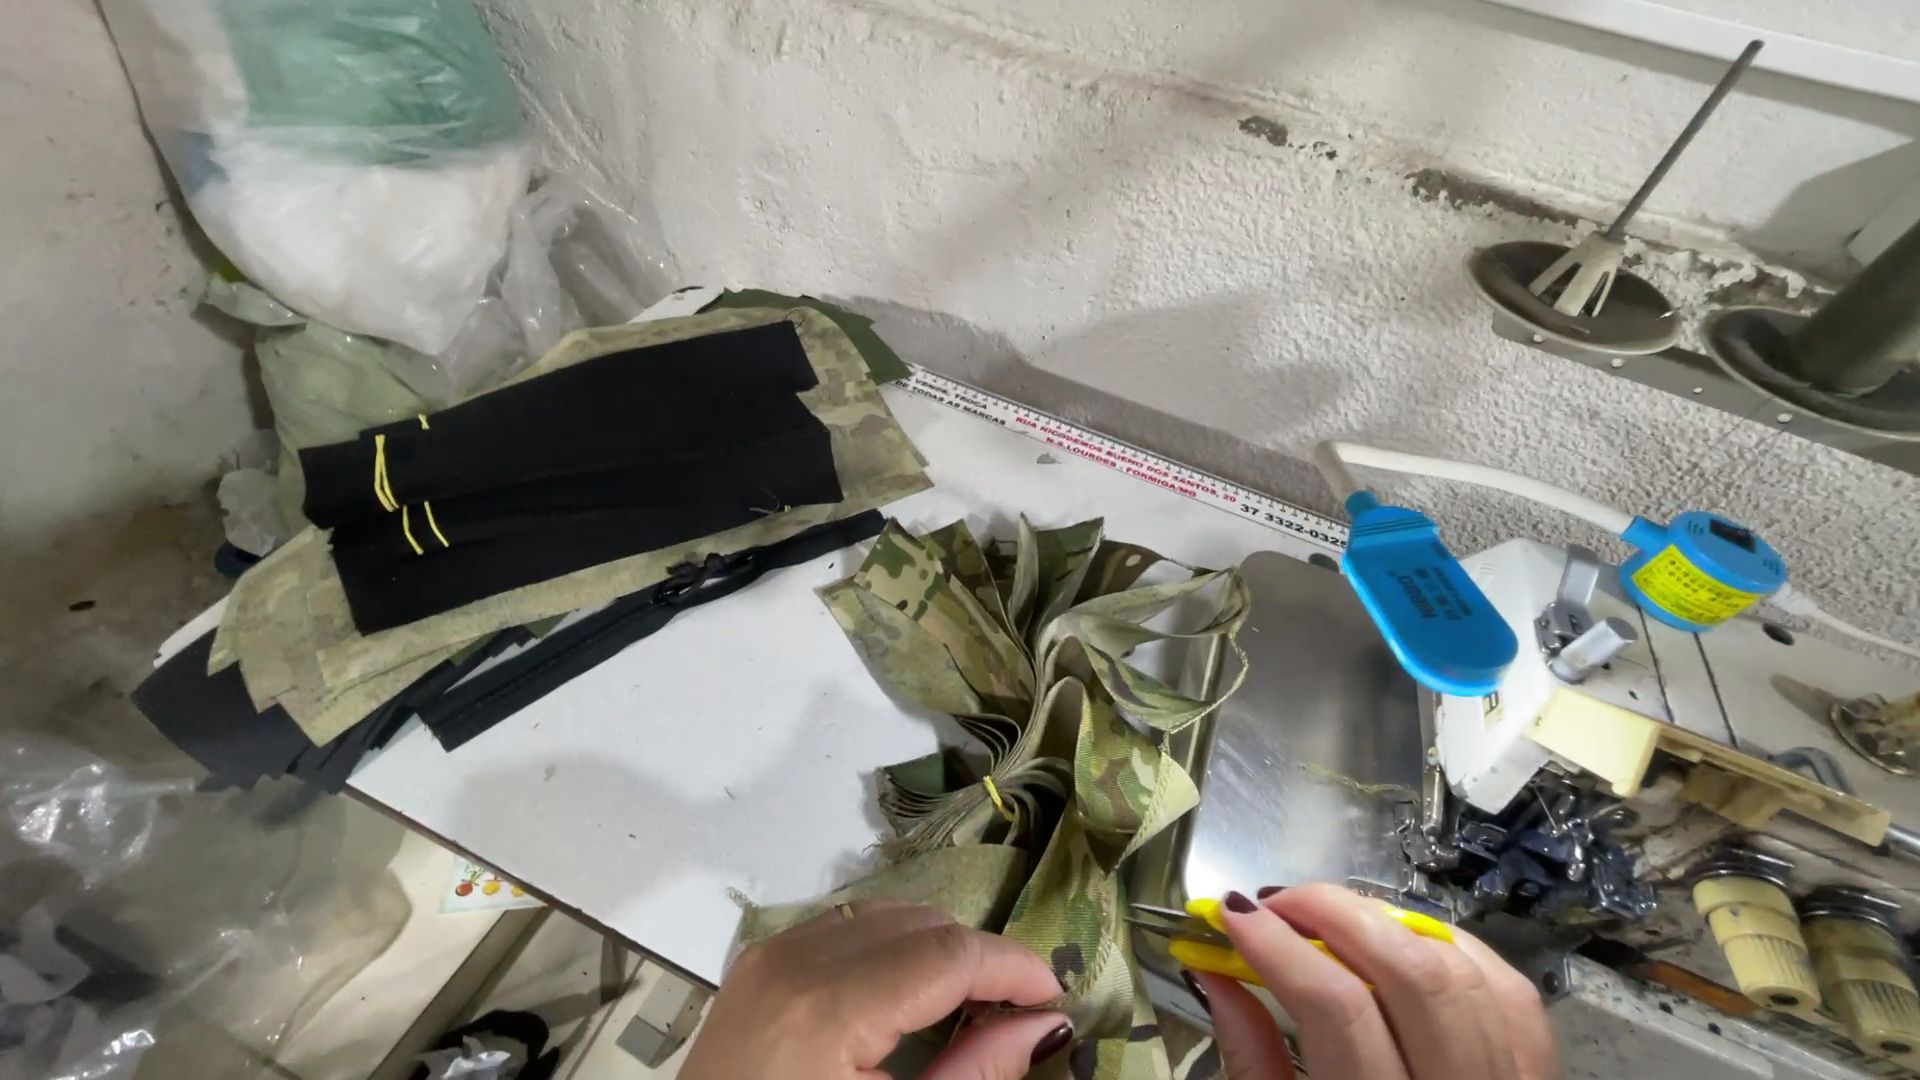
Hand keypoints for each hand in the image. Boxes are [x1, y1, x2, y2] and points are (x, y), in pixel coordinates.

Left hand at [681, 902, 1072, 1079]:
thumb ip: (975, 1075)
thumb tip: (1047, 1024)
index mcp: (825, 1008)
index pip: (944, 954)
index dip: (1010, 967)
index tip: (1055, 994)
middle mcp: (794, 956)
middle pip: (917, 922)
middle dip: (975, 956)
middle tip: (1015, 1008)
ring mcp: (770, 952)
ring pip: (884, 914)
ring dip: (935, 945)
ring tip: (968, 997)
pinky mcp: (758, 960)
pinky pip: (846, 926)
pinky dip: (891, 945)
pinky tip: (907, 989)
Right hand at [1193, 885, 1554, 1079]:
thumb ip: (1249, 1055)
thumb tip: (1213, 968)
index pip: (1336, 1007)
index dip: (1276, 943)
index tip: (1230, 911)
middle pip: (1408, 971)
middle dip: (1331, 913)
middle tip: (1275, 904)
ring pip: (1456, 968)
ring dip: (1379, 921)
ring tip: (1323, 920)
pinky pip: (1507, 989)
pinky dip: (1446, 945)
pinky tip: (1396, 940)